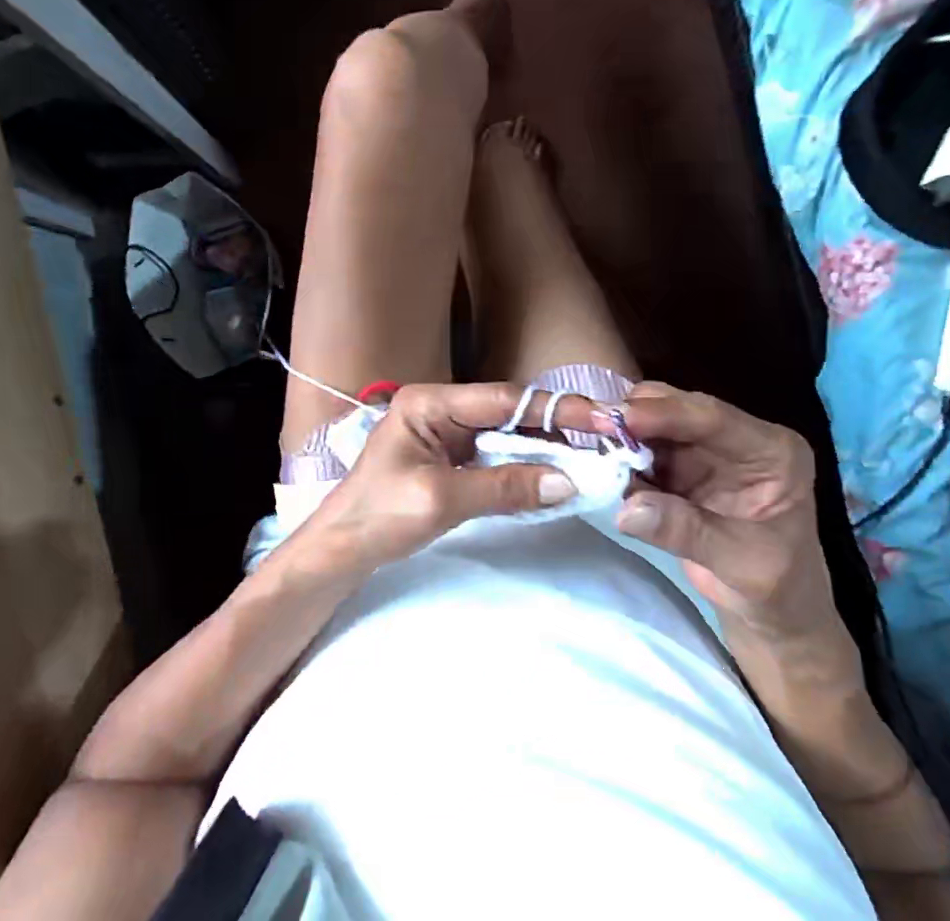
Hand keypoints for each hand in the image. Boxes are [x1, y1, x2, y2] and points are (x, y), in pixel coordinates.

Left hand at [291, 383, 590, 576]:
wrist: (340, 550)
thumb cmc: (378, 517)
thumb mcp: (440, 499)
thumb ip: (504, 487)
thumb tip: (569, 482)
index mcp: (429, 403)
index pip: (502, 398)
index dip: (554, 409)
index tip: (602, 419)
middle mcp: (440, 409)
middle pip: (508, 412)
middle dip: (556, 427)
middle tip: (609, 441)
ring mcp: (445, 434)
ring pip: (507, 435)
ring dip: (546, 448)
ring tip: (594, 458)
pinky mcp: (450, 460)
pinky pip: (496, 457)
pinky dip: (525, 467)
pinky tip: (556, 475)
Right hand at [602, 382, 840, 645]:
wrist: (773, 614)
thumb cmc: (777, 588)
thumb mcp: (742, 564)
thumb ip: (687, 532)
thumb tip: (627, 508)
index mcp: (770, 451)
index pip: (713, 418)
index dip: (663, 414)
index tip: (616, 417)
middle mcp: (734, 441)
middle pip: (676, 409)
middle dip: (632, 414)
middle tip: (588, 423)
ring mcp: (701, 454)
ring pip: (651, 426)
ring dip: (617, 433)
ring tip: (580, 436)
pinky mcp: (674, 471)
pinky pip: (638, 454)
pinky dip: (614, 456)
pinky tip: (591, 459)